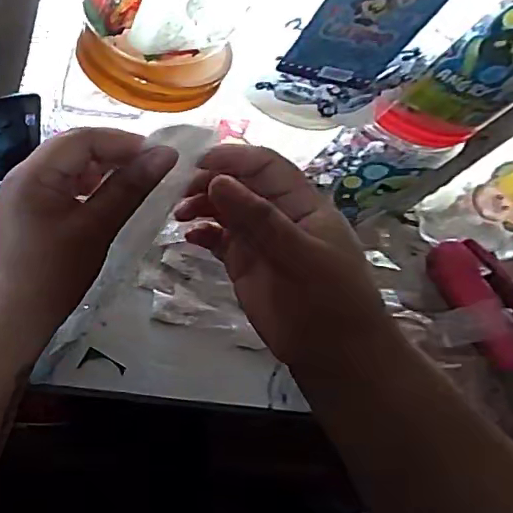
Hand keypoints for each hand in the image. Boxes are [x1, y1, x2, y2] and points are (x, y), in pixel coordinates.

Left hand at [0, 128, 177, 337]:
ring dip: (101, 169)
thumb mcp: (97, 227)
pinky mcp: (26, 207)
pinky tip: (107, 198)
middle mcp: (21, 174)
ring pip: (67, 164)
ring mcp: (21, 191)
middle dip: (113, 153)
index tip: (159, 156)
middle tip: (150, 167)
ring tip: (134, 182)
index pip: (81, 139)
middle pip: (73, 147)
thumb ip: (130, 187)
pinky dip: (86, 185)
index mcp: (31, 174)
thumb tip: (166, 155)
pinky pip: (59, 183)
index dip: (123, 142)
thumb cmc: (55, 273)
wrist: (19, 313)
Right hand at [172, 145, 390, 367]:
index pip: (264, 166)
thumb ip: (258, 218)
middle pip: (239, 184)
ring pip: (224, 209)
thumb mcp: (297, 255)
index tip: (193, 164)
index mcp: (301, 204)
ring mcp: (259, 240)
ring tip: (179, 216)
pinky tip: (189, 239)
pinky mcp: (243, 263)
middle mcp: (277, 216)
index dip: (232, 159)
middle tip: (177, 194)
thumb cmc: (328, 300)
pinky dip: (201, 233)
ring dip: (200, 205)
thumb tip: (217, 181)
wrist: (335, 353)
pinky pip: (217, 239)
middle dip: (208, 182)